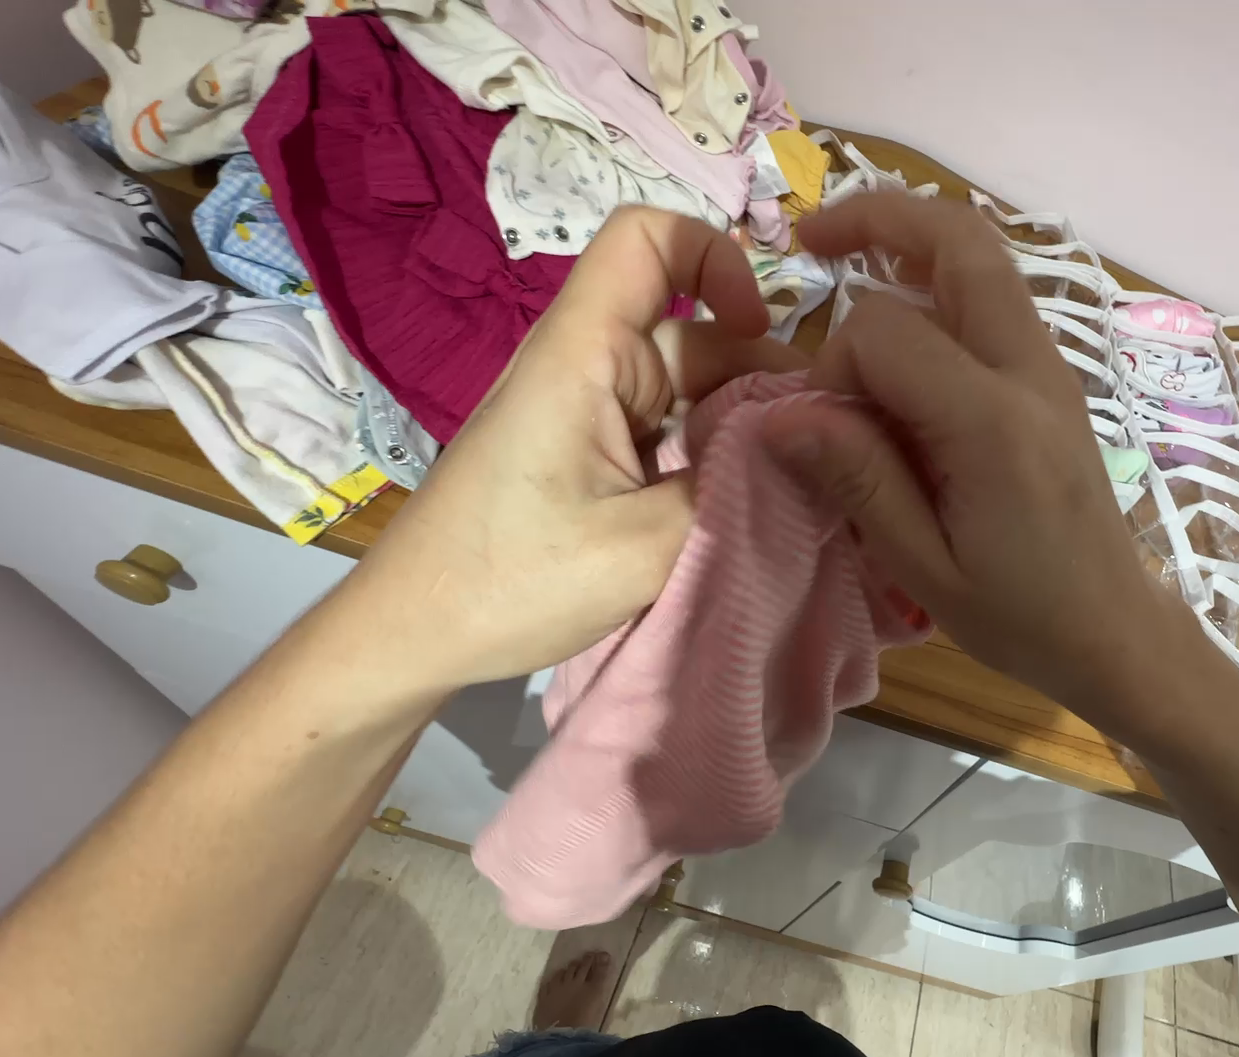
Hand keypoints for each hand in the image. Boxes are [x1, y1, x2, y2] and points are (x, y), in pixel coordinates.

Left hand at [343, 207, 798, 694]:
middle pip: (695, 330)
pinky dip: (719, 453)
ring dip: (746, 422)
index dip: (716, 257)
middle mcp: (592, 367)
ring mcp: (595, 413)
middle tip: (822, 440)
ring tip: (802, 475)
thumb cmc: (511, 581)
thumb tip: (804, 454)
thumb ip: (734, 490)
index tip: (758, 328)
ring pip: (692, 386)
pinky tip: (755, 496)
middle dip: (761, 373)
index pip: (647, 240)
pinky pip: (674, 430)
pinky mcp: (598, 454)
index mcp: (585, 355)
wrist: (416, 633)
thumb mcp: (642, 545)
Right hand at [761, 194, 1174, 712]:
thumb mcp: (924, 567)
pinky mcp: (1049, 381)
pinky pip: (991, 302)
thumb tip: (782, 414)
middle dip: (877, 221)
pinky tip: (901, 328)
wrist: (1115, 629)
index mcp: (992, 423)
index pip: (886, 333)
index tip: (823, 430)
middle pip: (959, 241)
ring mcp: (1049, 368)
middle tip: (811, 238)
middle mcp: (1030, 371)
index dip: (833, 368)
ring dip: (909, 245)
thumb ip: (858, 480)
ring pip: (981, 259)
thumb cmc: (1021, 616)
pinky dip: (937, 287)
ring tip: (845, 261)